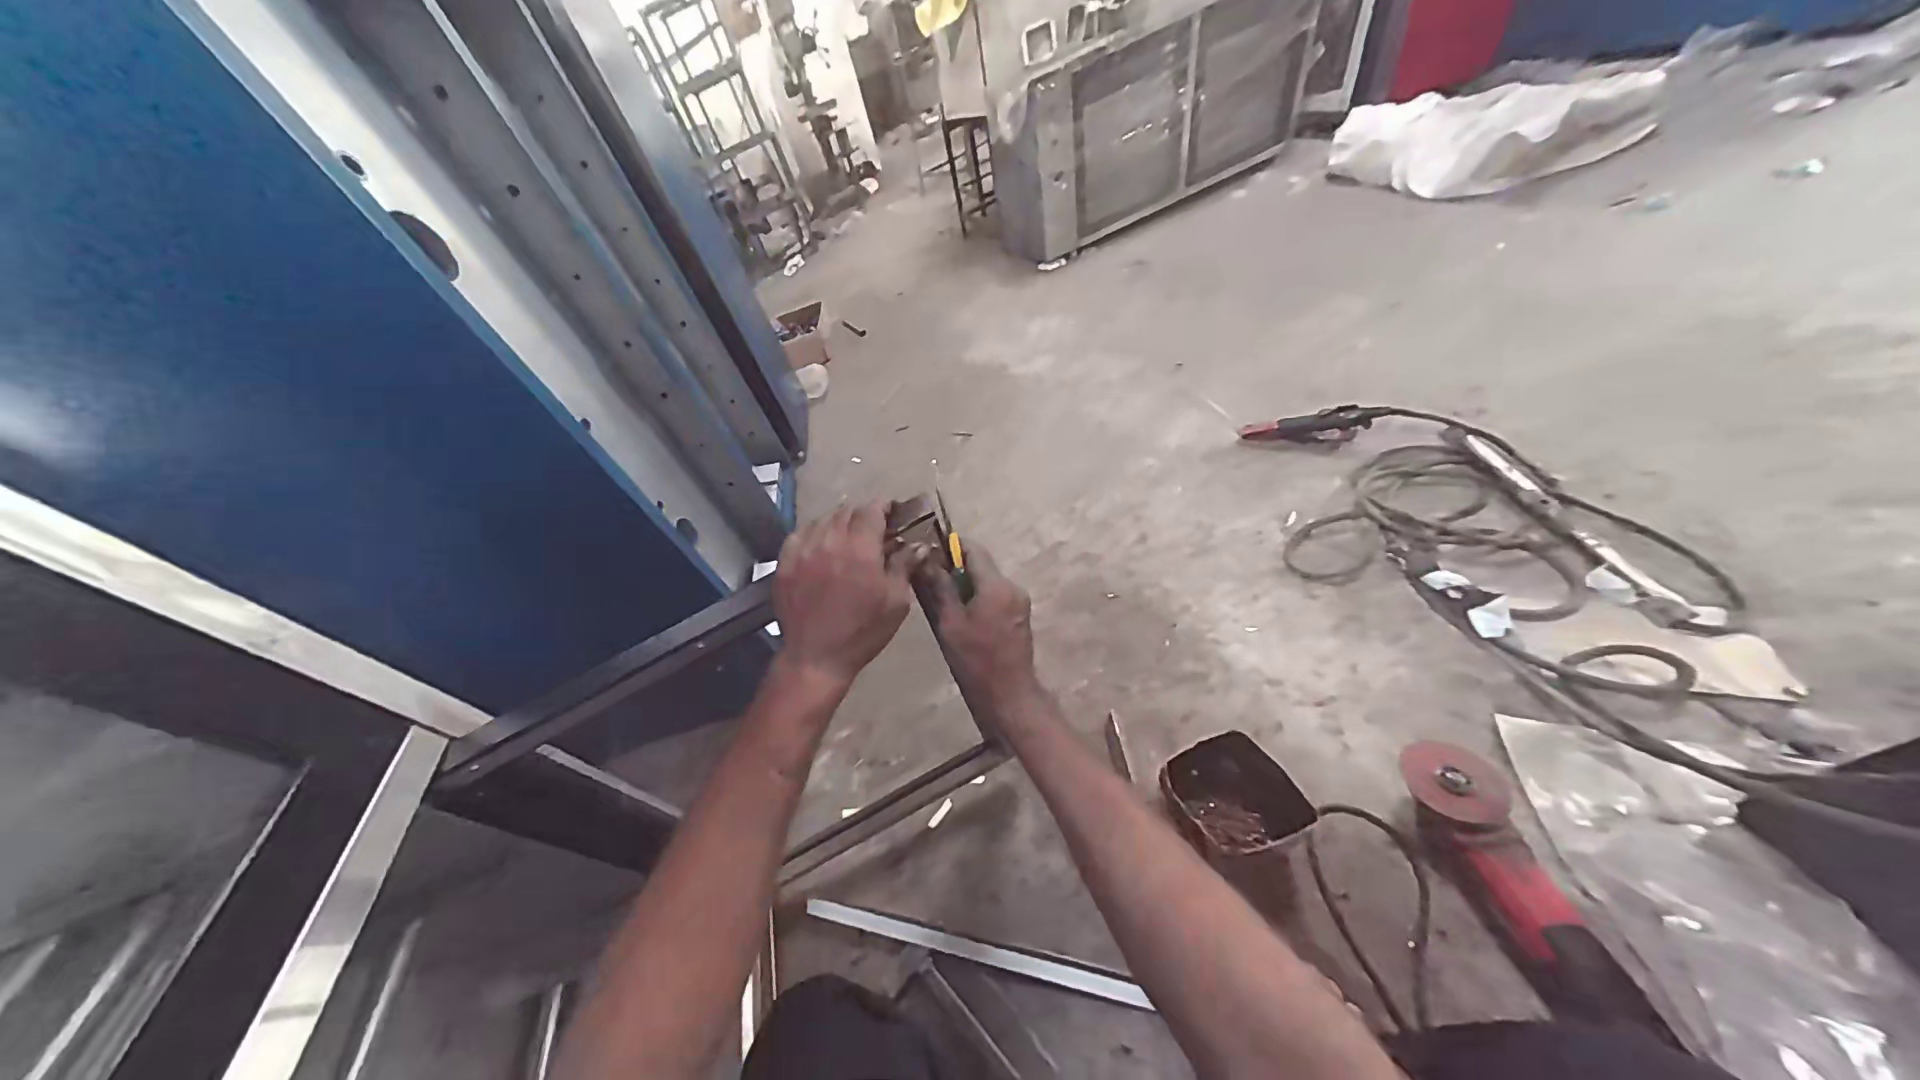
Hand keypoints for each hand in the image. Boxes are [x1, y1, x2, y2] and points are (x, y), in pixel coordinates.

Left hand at [775, 501, 924, 686]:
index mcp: (860, 549)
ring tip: (847, 537)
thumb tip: (919, 544)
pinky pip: (799, 535)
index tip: (892, 513)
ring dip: (839, 523)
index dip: (884, 507)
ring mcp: (803, 550)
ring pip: (823, 520)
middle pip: (847, 512)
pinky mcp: (785, 563)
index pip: (871, 510)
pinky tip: (821, 545)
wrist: (816, 656)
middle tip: (873, 530)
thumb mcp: (895, 601)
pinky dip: (814, 533)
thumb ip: (905, 566)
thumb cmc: (863, 631)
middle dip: (863, 515)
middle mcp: (829, 541)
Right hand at [914, 543, 1041, 709]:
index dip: (951, 546)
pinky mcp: (1020, 615)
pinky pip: (996, 596)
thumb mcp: (950, 622)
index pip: (974, 549)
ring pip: (988, 581)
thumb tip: (928, 560)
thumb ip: (941, 588)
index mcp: (997, 585)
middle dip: (957, 568)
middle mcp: (1013, 587)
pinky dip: (979, 598)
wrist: (1009, 694)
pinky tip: (963, 616)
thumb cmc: (975, 660)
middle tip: (931, 580)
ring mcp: (1020, 601)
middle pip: (982, 565)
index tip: (930, 553)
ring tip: (944, 601)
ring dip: (968, 585)